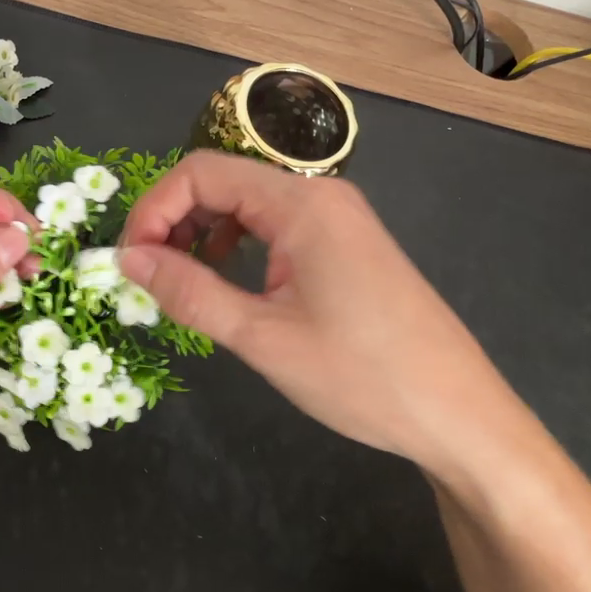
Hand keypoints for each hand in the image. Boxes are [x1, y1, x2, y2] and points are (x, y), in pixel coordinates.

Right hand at [118, 151, 525, 467]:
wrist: (462, 418)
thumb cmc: (362, 377)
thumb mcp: (262, 337)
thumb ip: (189, 291)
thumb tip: (128, 259)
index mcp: (301, 205)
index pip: (202, 173)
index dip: (154, 209)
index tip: (130, 260)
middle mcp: (320, 196)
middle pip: (222, 181)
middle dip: (173, 220)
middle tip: (147, 273)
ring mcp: (337, 218)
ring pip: (246, 203)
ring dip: (202, 232)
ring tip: (180, 279)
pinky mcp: (345, 244)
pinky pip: (274, 225)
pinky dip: (236, 244)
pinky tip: (228, 280)